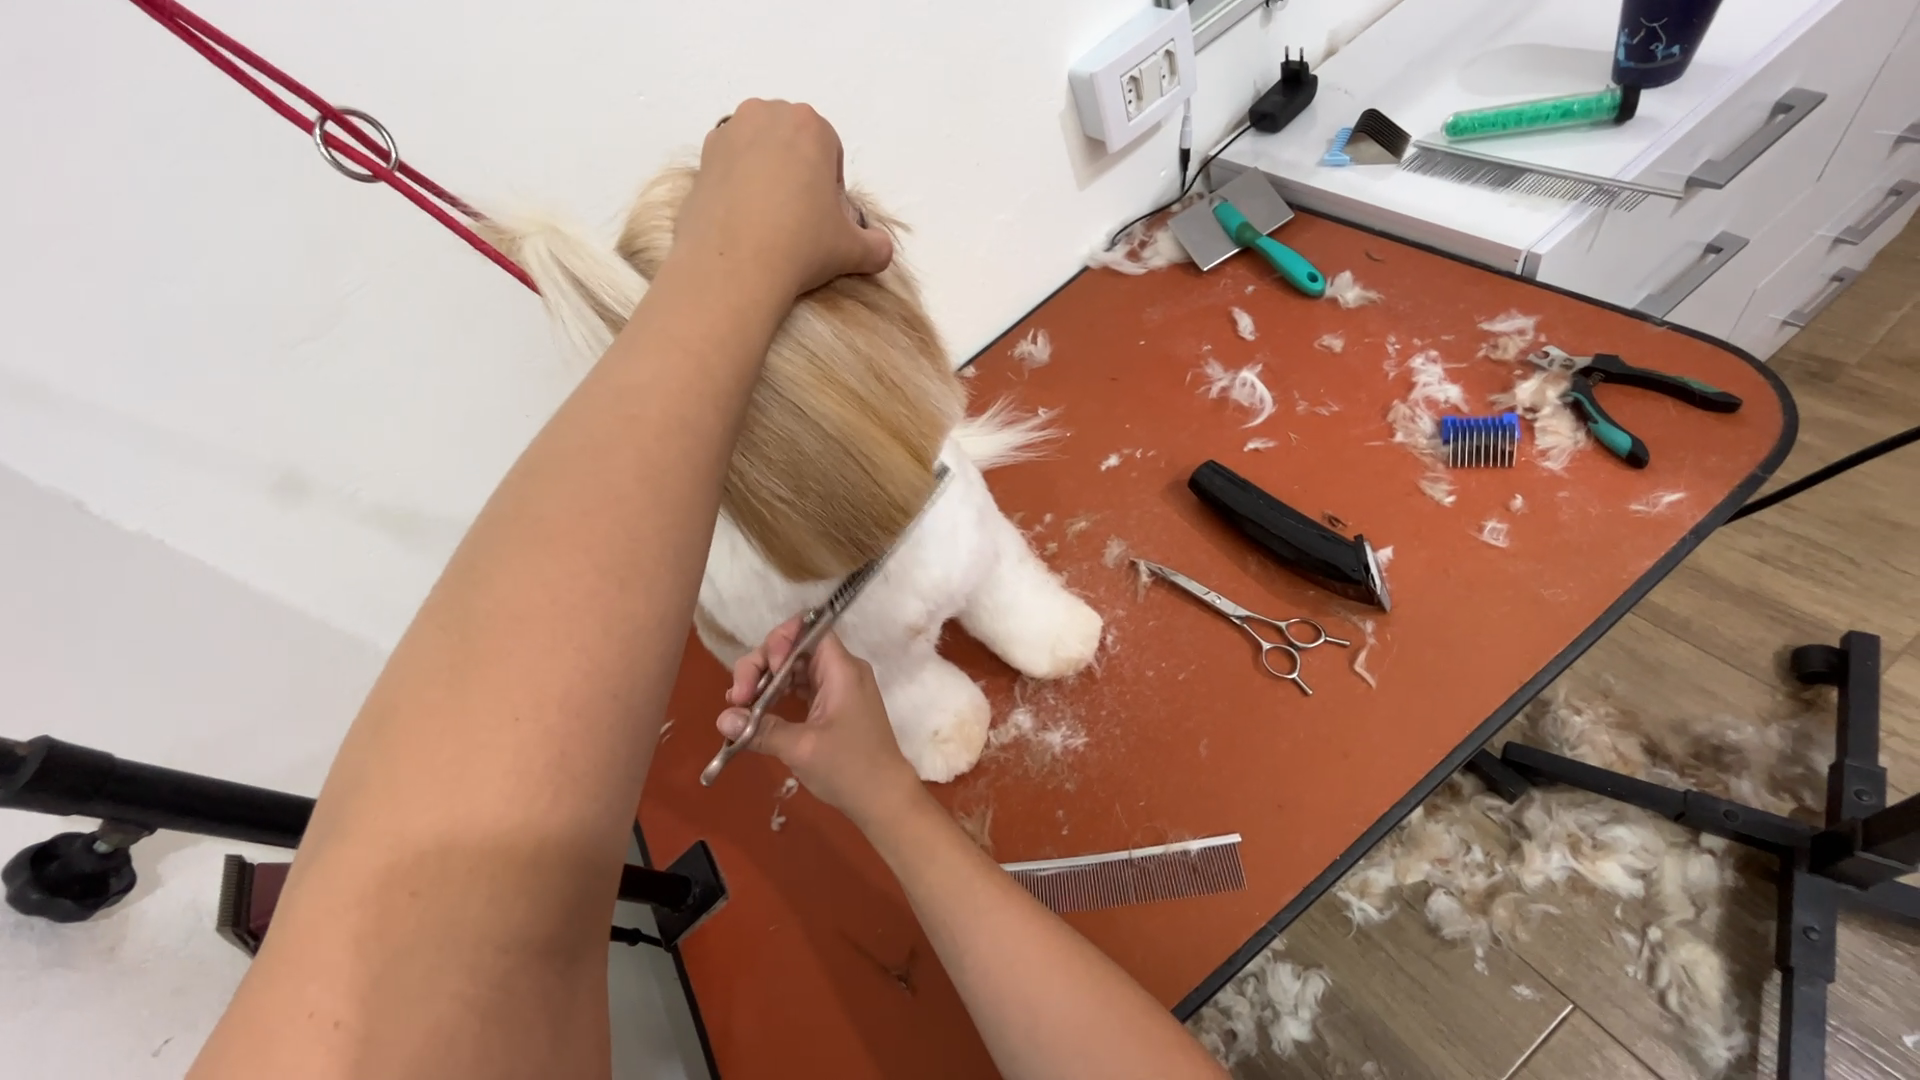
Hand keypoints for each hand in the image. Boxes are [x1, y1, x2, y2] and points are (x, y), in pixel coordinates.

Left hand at [671, 99, 893, 297]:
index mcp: (810, 125)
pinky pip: (730, 169)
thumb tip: (881, 249)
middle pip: (792, 144)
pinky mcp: (701, 158)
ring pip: (759, 153)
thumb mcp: (854, 251)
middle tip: (798, 220)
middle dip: (798, 174)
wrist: (734, 267)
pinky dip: (738, 188)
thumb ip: (877, 246)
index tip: (824, 219)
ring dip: (767, 177)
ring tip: (769, 223)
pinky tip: (744, 223)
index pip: (830, 151)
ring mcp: (728, 133)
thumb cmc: (802, 246)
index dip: (831, 188)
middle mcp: (766, 115)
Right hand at [716, 618, 923, 826]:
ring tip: (739, 706)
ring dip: (766, 683)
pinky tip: (756, 713)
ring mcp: (839, 689)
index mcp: (841, 669)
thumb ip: (761, 729)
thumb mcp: (801, 748)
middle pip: (795, 649)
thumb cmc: (849, 768)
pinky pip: (802, 688)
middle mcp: (842, 671)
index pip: (809, 629)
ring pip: (795, 669)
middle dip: (762, 666)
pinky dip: (779, 696)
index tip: (763, 670)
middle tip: (737, 698)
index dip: (779, 640)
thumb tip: (723, 718)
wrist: (884, 799)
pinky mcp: (834, 707)